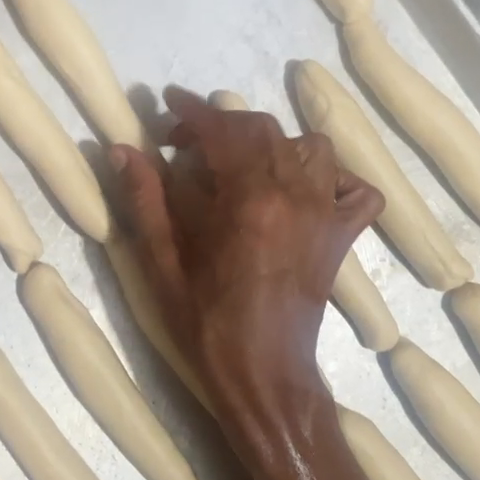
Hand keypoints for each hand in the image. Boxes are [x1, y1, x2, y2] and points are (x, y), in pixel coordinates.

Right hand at [113, 88, 382, 423]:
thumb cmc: (205, 326)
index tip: (167, 103)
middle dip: (222, 124)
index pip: (221, 132)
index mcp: (247, 201)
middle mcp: (294, 196)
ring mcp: (325, 215)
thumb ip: (145, 201)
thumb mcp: (163, 265)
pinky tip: (303, 189)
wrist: (264, 376)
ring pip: (310, 148)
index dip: (191, 112)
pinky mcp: (341, 237)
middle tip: (186, 142)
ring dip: (272, 143)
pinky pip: (356, 190)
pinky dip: (334, 178)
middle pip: (263, 130)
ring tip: (240, 163)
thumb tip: (123, 149)